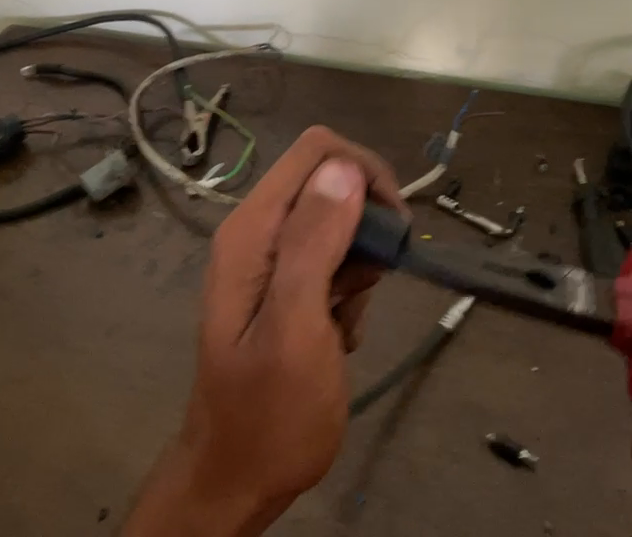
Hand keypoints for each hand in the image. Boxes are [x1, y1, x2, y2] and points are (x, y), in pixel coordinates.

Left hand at [125, 127, 403, 536]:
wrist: (239, 478)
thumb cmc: (269, 412)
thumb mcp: (295, 327)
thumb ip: (314, 243)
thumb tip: (344, 168)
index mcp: (252, 230)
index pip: (315, 152)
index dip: (363, 172)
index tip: (393, 223)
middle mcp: (258, 233)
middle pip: (330, 182)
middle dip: (366, 223)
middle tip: (375, 280)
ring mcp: (271, 260)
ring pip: (339, 224)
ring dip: (361, 265)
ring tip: (348, 319)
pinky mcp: (287, 286)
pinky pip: (335, 262)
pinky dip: (351, 291)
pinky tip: (340, 334)